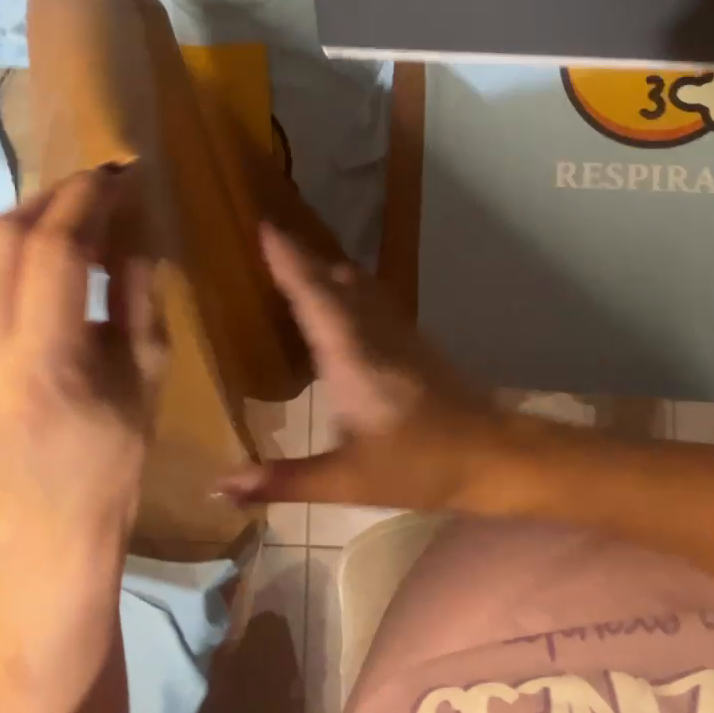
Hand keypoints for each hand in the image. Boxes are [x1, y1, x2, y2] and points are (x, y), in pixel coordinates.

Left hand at [0, 168, 164, 545]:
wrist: (51, 506)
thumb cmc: (117, 444)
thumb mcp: (149, 366)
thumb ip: (137, 287)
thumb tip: (132, 218)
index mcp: (43, 366)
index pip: (52, 251)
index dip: (86, 202)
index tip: (116, 178)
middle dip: (52, 201)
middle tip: (94, 197)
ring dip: (12, 218)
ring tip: (55, 222)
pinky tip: (21, 256)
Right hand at [217, 225, 501, 511]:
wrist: (494, 456)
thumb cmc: (420, 467)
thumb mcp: (347, 481)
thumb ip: (282, 480)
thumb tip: (220, 485)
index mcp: (353, 357)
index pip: (315, 295)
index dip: (289, 260)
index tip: (264, 227)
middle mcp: (375, 334)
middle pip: (336, 281)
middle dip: (302, 257)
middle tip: (267, 238)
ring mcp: (401, 335)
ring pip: (360, 286)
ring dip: (327, 270)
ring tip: (296, 262)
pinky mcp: (417, 344)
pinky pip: (375, 300)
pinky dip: (349, 289)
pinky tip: (342, 303)